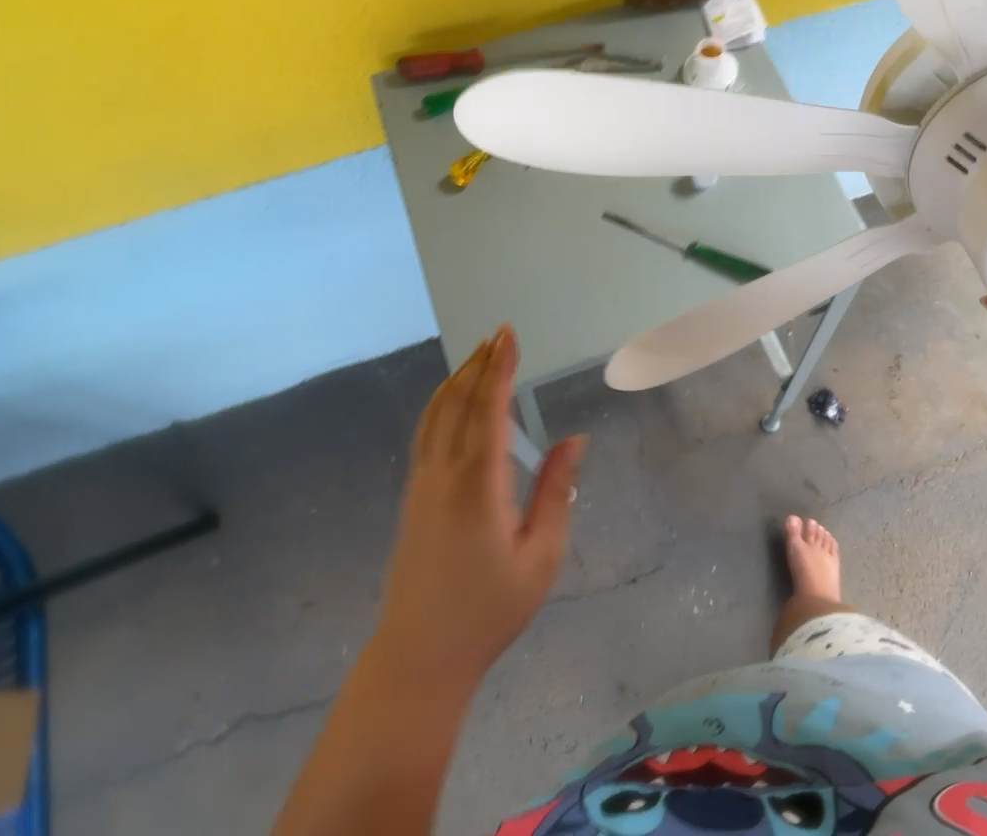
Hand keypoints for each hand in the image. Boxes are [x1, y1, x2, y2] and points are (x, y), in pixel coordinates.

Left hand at [375, 326, 584, 683]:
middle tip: (498, 335)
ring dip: (455, 382)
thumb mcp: (540, 555)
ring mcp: (420, 486)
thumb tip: (574, 440)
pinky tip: (451, 405)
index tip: (508, 336)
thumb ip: (556, 492)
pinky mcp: (412, 500)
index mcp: (477, 486)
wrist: (422, 651)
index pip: (486, 410)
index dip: (498, 369)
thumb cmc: (491, 609)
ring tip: (476, 358)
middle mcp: (442, 475)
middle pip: (455, 404)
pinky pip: (425, 436)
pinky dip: (440, 407)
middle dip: (477, 366)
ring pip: (434, 417)